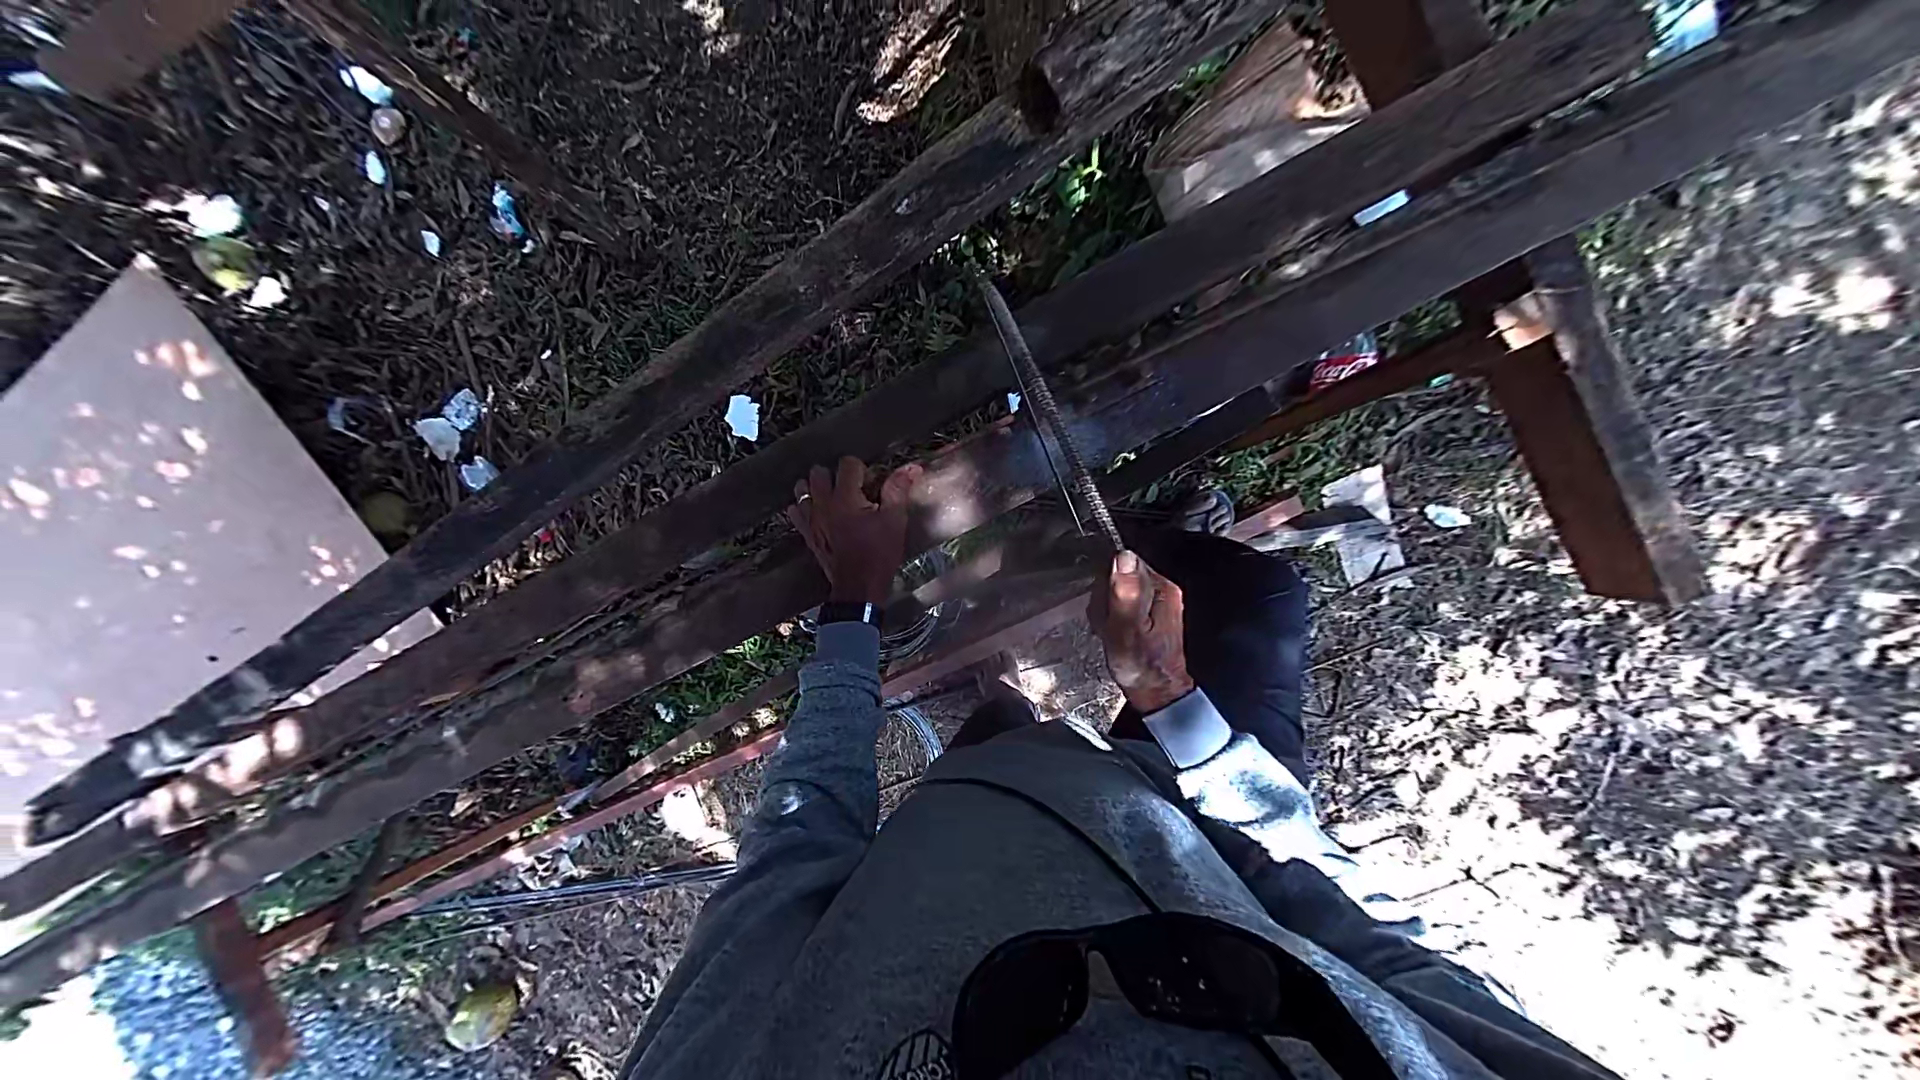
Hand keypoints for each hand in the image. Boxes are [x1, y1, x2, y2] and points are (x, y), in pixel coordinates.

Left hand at [787, 457, 923, 604]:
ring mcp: (810, 519)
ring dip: (817, 488)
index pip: (848, 464)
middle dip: (836, 475)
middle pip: (819, 472)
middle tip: (854, 490)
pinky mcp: (806, 533)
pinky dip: (805, 506)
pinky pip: (796, 510)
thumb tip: (911, 467)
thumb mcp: (895, 521)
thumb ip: (898, 490)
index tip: (872, 485)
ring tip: (835, 498)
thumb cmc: (879, 554)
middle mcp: (822, 503)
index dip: (863, 470)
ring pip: (803, 488)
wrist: (859, 588)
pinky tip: (819, 512)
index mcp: (845, 497)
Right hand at [1089, 550, 1194, 712]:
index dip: (1107, 583)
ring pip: (1116, 592)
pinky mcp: (1148, 615)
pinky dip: (1111, 618)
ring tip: (1111, 630)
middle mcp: (1163, 591)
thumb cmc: (1141, 666)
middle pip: (1119, 576)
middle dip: (1105, 598)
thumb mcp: (1127, 629)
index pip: (1124, 563)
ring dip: (1107, 610)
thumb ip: (1125, 592)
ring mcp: (1156, 603)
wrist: (1157, 694)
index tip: (1106, 605)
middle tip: (1109, 623)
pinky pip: (1120, 606)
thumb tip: (1124, 556)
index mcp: (1161, 589)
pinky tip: (1114, 633)